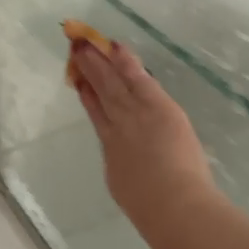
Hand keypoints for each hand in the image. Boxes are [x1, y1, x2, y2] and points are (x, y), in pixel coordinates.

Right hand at [68, 37, 216, 231]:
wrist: (172, 204)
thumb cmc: (149, 206)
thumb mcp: (123, 183)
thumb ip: (121, 164)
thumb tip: (121, 155)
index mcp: (111, 146)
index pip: (96, 113)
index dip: (87, 94)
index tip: (78, 80)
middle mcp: (119, 124)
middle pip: (101, 90)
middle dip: (88, 69)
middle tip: (76, 49)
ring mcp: (136, 113)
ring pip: (114, 80)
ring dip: (100, 60)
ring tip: (87, 42)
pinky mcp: (157, 106)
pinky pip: (138, 78)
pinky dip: (126, 61)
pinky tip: (115, 46)